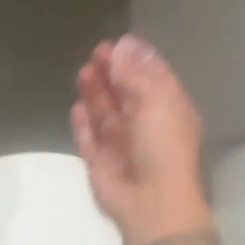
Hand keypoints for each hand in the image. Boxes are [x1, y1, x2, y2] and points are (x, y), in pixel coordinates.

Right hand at [71, 35, 209, 238]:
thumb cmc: (163, 146)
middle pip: (125, 95)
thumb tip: (122, 45)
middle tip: (94, 54)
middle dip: (111, 74)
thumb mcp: (156, 100)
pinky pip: (89, 140)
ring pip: (105, 115)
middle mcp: (144, 126)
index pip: (151, 79)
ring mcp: (121, 147)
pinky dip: (83, 125)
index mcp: (167, 109)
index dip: (134, 61)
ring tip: (82, 73)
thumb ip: (136, 73)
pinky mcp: (100, 165)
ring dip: (95, 94)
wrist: (151, 201)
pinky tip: (77, 107)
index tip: (116, 44)